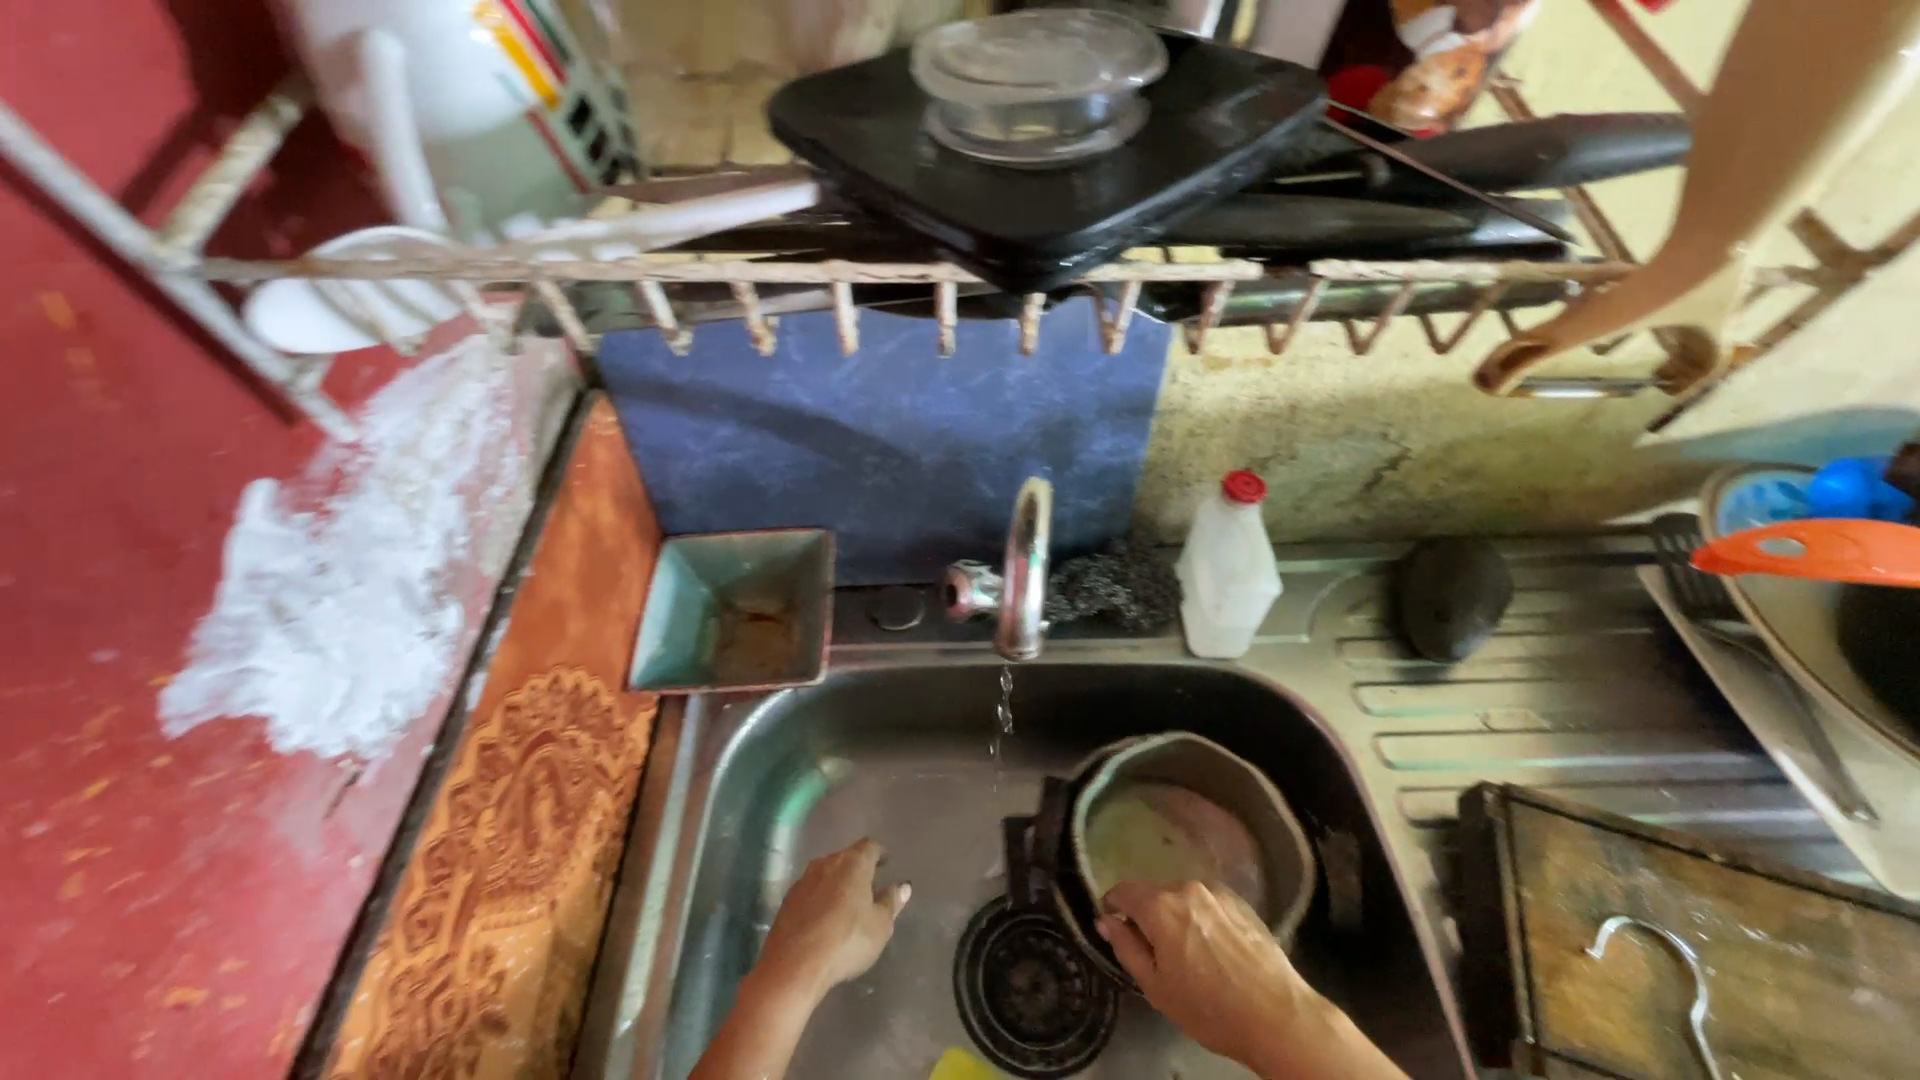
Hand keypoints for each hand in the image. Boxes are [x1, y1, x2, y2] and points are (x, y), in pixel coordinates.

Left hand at [756, 838, 911, 1002]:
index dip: (879, 853)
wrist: (794, 966)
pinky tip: (823, 918)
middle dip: (857, 869)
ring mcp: (803, 880)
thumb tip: (903, 886)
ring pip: (825, 874)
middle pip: (846, 858)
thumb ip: (891, 903)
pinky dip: (819, 899)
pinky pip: (810, 892)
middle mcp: (826, 863)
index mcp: (853, 863)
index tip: (885, 863)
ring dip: (836, 884)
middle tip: (868, 886)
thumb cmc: (846, 941)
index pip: (870, 846)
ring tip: (845, 903)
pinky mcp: (786, 900)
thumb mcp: (879, 926)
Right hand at [1097, 880, 1320, 1072]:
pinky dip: (1199, 917)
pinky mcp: (1240, 902)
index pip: (1123, 891)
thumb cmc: (1209, 1008)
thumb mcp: (1156, 986)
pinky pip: (1206, 902)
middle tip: (1154, 952)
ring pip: (1180, 897)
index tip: (1115, 929)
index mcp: (1160, 906)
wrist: (1278, 1016)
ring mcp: (1216, 892)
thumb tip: (1107, 920)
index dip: (1113, 908)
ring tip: (1188, 953)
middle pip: (1152, 893)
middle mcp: (1186, 887)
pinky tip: (1213, 949)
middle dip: (1145, 915)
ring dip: (1174, 915)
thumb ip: (1126, 946)